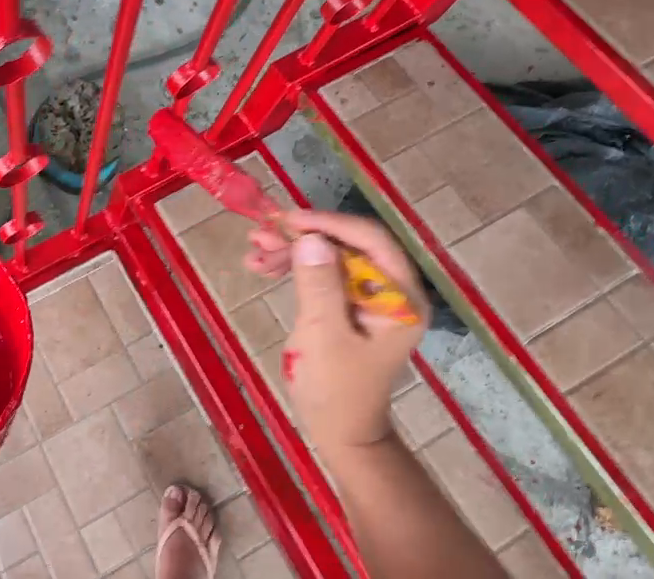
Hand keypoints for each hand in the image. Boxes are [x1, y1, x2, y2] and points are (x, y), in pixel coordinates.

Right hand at [244, 210, 428, 449]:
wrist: (339, 432)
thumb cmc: (336, 390)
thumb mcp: (324, 336)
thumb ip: (319, 284)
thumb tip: (310, 238)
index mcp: (400, 298)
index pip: (372, 241)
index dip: (330, 224)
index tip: (288, 221)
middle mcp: (391, 290)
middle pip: (346, 244)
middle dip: (303, 236)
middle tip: (260, 234)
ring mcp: (368, 297)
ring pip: (330, 254)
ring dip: (291, 250)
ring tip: (253, 251)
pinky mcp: (347, 304)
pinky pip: (321, 272)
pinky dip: (292, 266)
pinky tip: (262, 266)